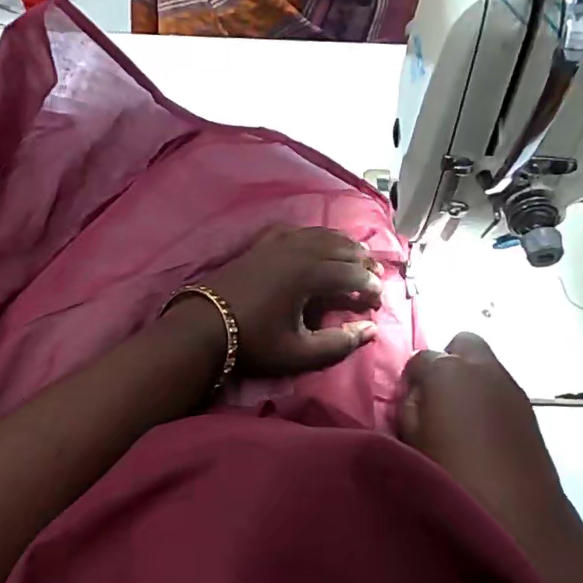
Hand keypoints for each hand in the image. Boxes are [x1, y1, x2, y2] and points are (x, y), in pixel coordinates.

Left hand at [191, 225, 382, 376]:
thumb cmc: (254, 342)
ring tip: (356, 259)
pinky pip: (299, 230)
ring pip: (323, 234)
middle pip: (343, 247)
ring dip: (344, 245)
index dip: (371, 287)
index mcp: (310, 273)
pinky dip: (316, 236)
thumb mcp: (299, 352)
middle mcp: (299, 249)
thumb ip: (339, 343)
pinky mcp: (264, 242)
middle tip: (374, 278)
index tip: (378, 301)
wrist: (204, 325)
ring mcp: (279, 241)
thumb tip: (371, 330)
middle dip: (364, 262)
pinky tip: (318, 244)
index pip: (353, 274)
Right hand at [399, 333, 582, 554]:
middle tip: (437, 399)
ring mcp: (511, 388)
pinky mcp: (529, 411)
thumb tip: (418, 396)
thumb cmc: (454, 477)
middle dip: (448, 362)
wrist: (520, 518)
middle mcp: (484, 369)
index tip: (408, 405)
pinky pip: (501, 391)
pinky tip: (482, 436)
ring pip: (486, 367)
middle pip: (463, 343)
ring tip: (459, 422)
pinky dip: (488, 401)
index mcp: (449, 371)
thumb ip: (410, 409)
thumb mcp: (413, 442)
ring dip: (470, 382)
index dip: (411, 379)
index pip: (420, 358)